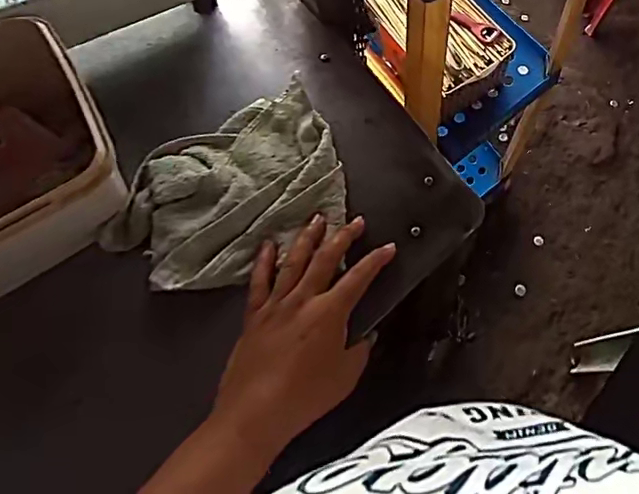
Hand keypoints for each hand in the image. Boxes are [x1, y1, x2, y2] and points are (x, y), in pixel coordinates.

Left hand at [210, 215, 396, 454]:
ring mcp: (276, 307)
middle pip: (326, 258)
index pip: (360, 276)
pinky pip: (259, 284)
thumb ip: (359, 349)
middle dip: (344, 236)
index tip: (388, 247)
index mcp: (330, 312)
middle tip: (355, 221)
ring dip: (308, 238)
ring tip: (317, 219)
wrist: (251, 419)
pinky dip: (264, 262)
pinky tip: (268, 246)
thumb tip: (364, 335)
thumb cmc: (303, 398)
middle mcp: (304, 301)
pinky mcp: (253, 319)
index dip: (377, 259)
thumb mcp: (347, 375)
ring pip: (294, 262)